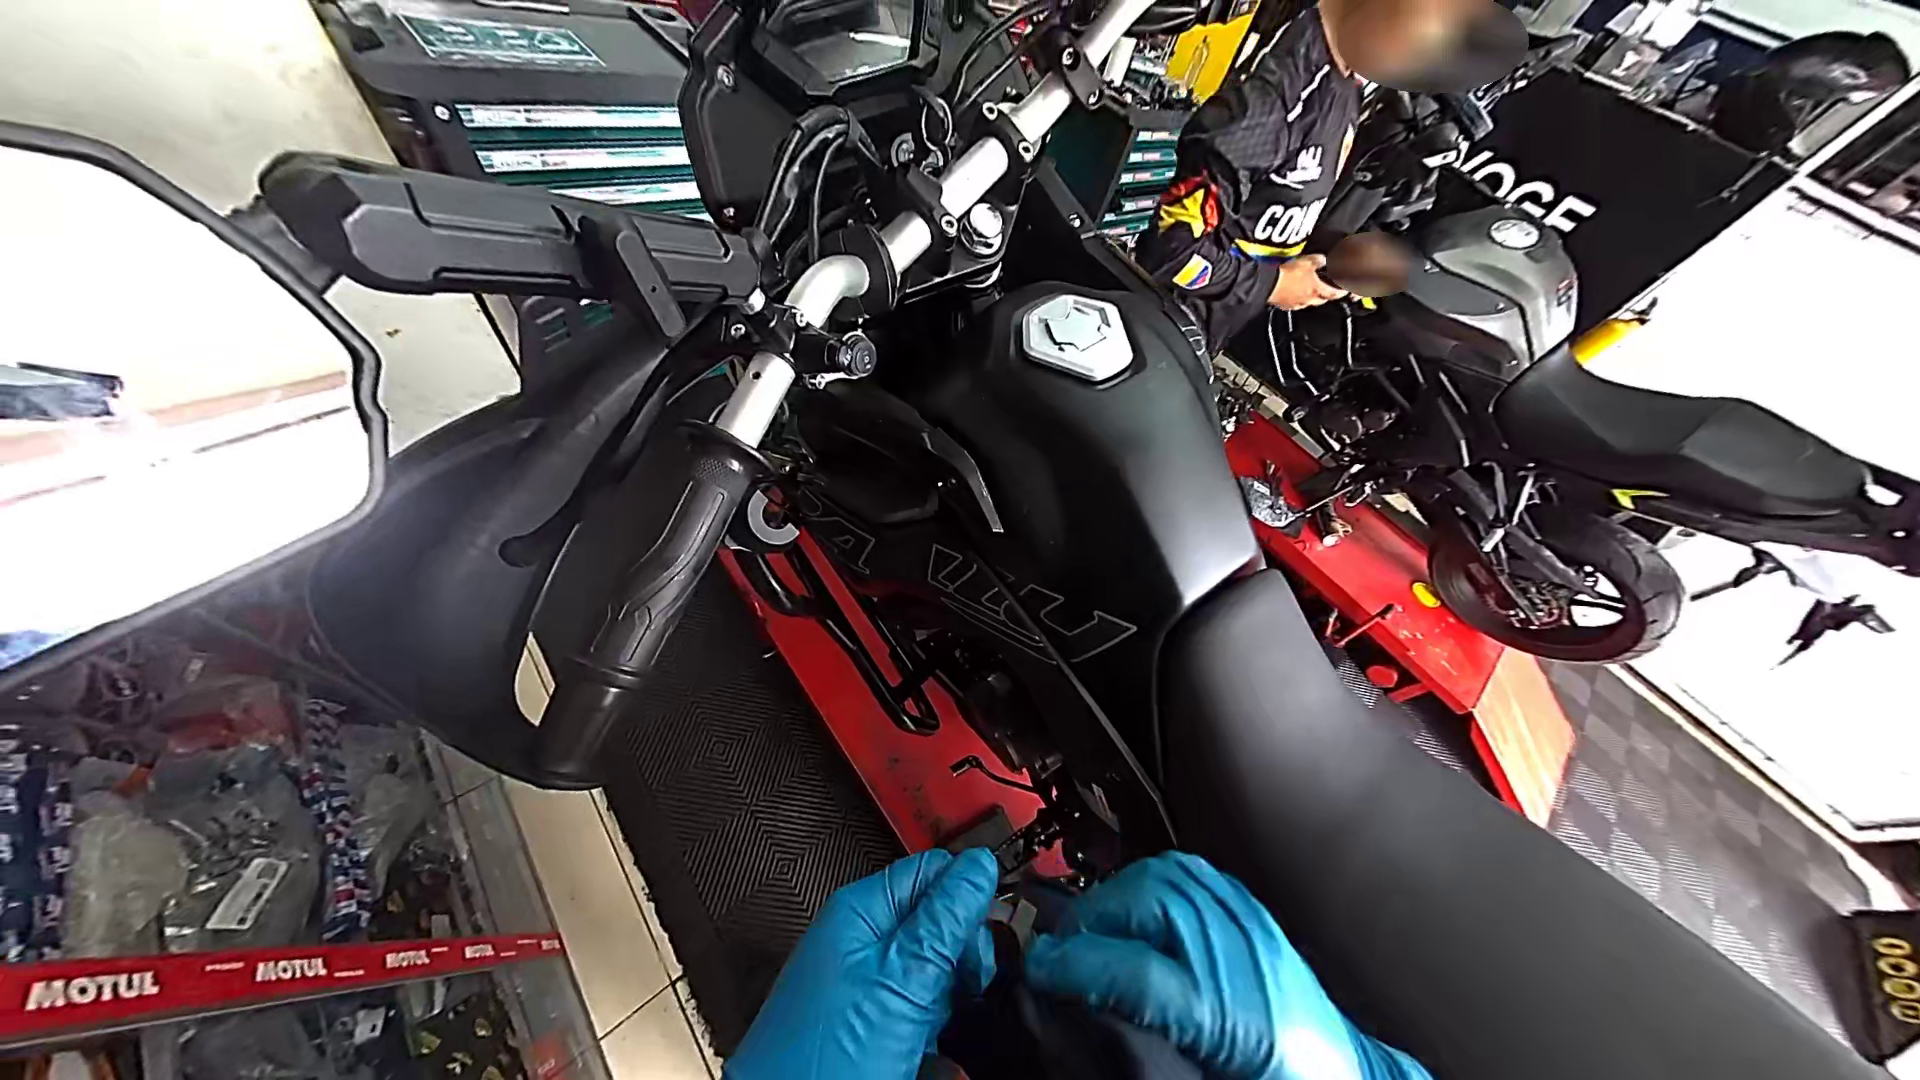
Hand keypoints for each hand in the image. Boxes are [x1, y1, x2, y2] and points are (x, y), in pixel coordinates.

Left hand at [725, 848, 998, 1079]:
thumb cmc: (824, 1061)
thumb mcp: (903, 977)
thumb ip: (945, 917)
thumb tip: (980, 864)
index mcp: (863, 911)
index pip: (932, 871)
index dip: (965, 896)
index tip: (982, 932)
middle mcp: (866, 943)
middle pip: (939, 924)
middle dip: (961, 959)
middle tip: (963, 986)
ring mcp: (871, 989)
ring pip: (937, 975)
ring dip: (951, 1003)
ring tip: (940, 1030)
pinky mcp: (875, 1031)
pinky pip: (922, 1017)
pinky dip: (936, 1039)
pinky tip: (934, 1062)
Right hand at [1024, 853, 1429, 1079]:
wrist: (1346, 1079)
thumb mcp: (1196, 1079)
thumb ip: (1134, 1037)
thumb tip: (1069, 1004)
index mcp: (1234, 1017)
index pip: (1136, 972)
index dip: (1076, 966)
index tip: (1039, 968)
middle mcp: (1241, 953)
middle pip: (1144, 904)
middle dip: (1091, 921)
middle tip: (1061, 949)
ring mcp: (1247, 920)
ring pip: (1160, 876)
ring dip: (1114, 898)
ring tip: (1092, 930)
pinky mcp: (1247, 904)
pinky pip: (1184, 869)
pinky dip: (1146, 881)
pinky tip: (1130, 907)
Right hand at [1267, 254, 1347, 310]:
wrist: (1267, 283)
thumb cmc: (1286, 274)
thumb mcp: (1308, 261)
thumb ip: (1319, 261)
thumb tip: (1323, 260)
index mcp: (1316, 290)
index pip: (1333, 294)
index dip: (1341, 292)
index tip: (1345, 290)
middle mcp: (1306, 300)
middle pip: (1320, 300)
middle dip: (1325, 295)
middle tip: (1326, 288)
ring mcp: (1293, 304)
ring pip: (1306, 302)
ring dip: (1309, 297)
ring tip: (1308, 289)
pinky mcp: (1281, 305)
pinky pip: (1292, 303)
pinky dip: (1296, 298)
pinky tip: (1293, 292)